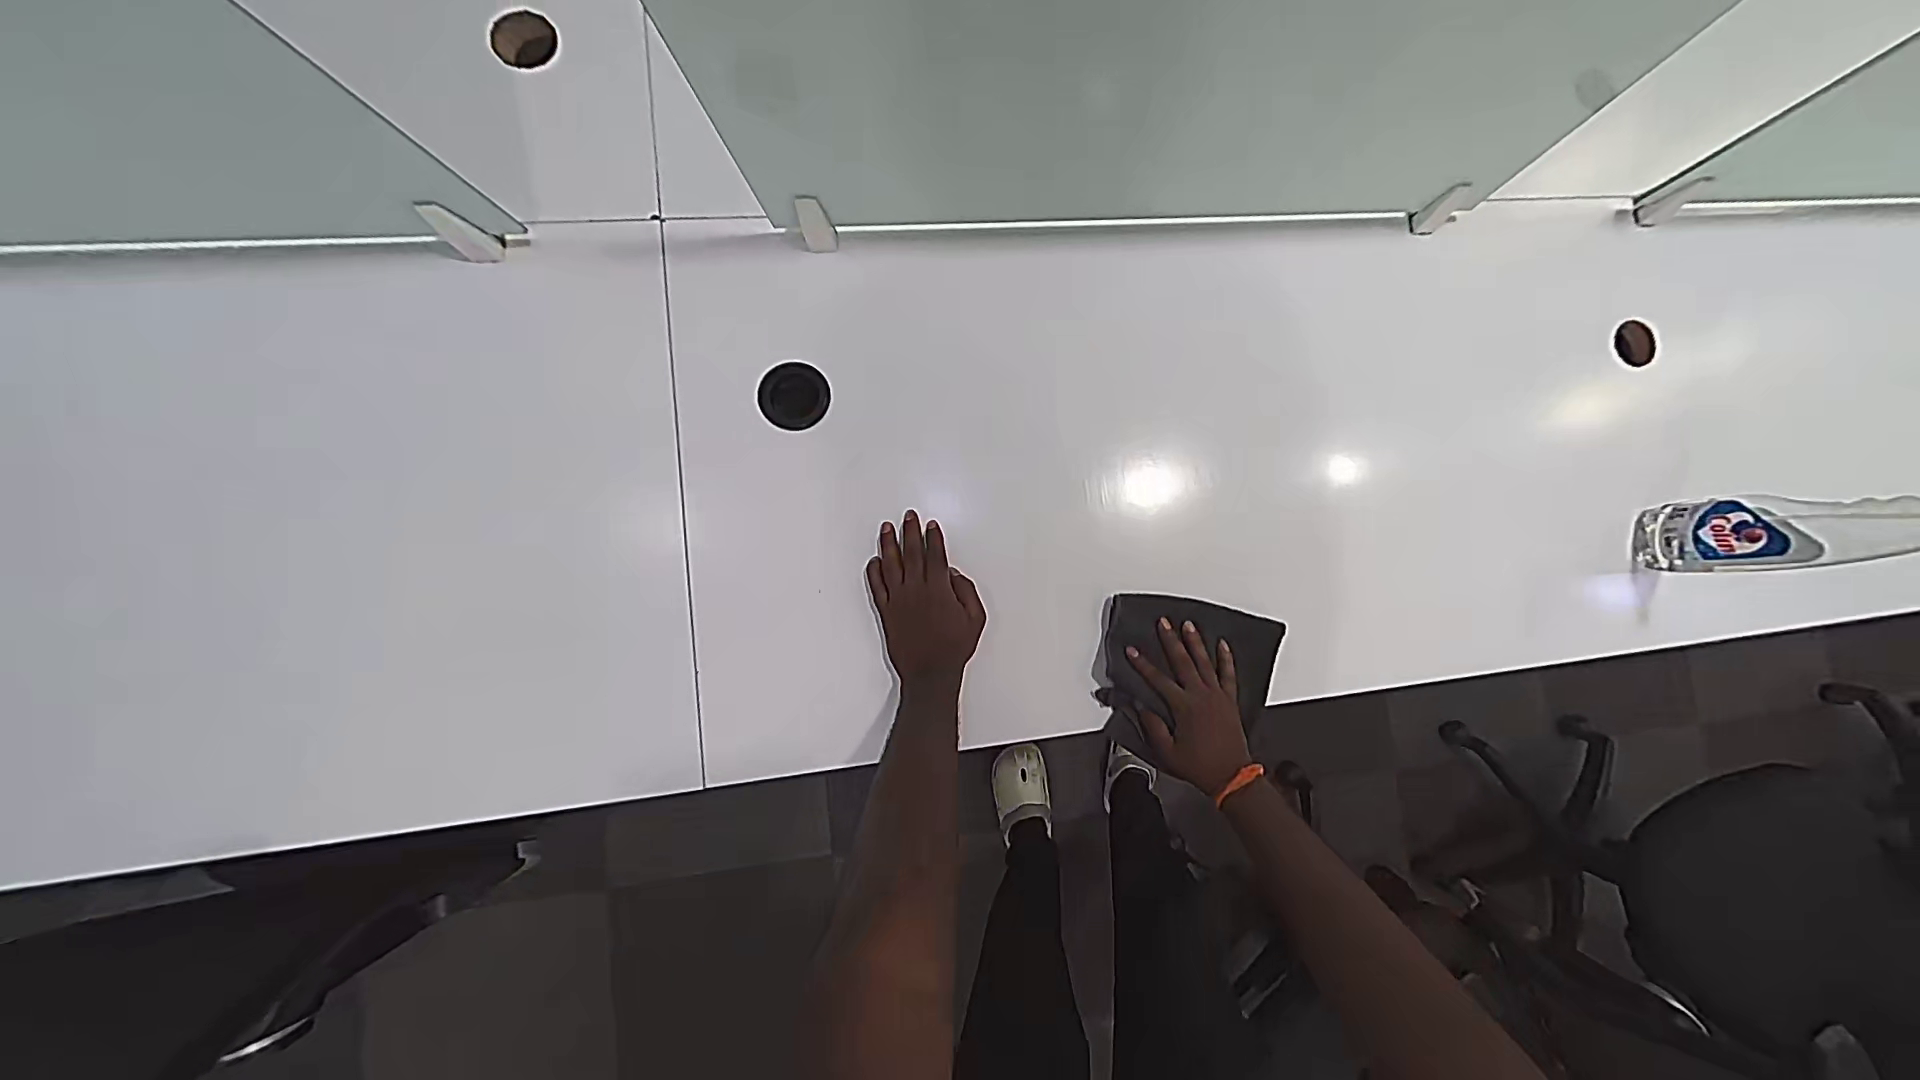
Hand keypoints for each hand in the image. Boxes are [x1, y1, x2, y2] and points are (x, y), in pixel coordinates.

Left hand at [866, 510, 986, 688]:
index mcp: (939, 590)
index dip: (933, 538)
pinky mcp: (886, 612)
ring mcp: (899, 600)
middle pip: (912, 553)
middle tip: (909, 517)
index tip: (931, 526)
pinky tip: (874, 561)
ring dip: (889, 544)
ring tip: (887, 529)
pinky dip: (874, 571)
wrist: (929, 674)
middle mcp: (917, 590)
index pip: (936, 555)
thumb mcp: (975, 619)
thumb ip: (966, 592)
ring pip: (891, 564)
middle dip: (911, 532)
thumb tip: (954, 575)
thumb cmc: (953, 649)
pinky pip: (877, 586)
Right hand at [1124, 618, 1254, 796]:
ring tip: (1188, 625)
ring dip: (1195, 642)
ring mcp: (1218, 696)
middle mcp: (1201, 696)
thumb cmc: (1200, 766)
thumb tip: (1142, 708)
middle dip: (1170, 640)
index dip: (1143, 664)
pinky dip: (1226, 658)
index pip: (1158, 679)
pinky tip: (1223, 645)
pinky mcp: (1230, 700)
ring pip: (1204, 662)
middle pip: (1182, 661)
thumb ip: (1153, 728)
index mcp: (1184, 707)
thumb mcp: (1167, 752)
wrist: (1233, 776)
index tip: (1132, 651)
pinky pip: (1229, 674)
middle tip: (1163, 623)